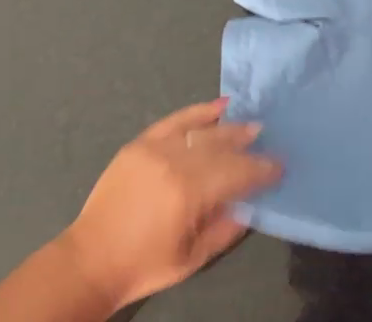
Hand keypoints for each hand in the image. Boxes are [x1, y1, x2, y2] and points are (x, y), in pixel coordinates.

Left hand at [59, 98, 281, 309]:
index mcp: (189, 193)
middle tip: (267, 140)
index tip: (279, 167)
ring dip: (228, 127)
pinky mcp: (140, 143)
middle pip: (221, 146)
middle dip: (247, 143)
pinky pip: (175, 120)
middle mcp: (175, 163)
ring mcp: (155, 149)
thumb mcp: (194, 258)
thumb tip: (251, 204)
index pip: (237, 173)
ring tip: (249, 124)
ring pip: (202, 131)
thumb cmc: (144, 265)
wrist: (91, 259)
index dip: (261, 169)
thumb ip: (226, 228)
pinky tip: (219, 106)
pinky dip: (197, 112)